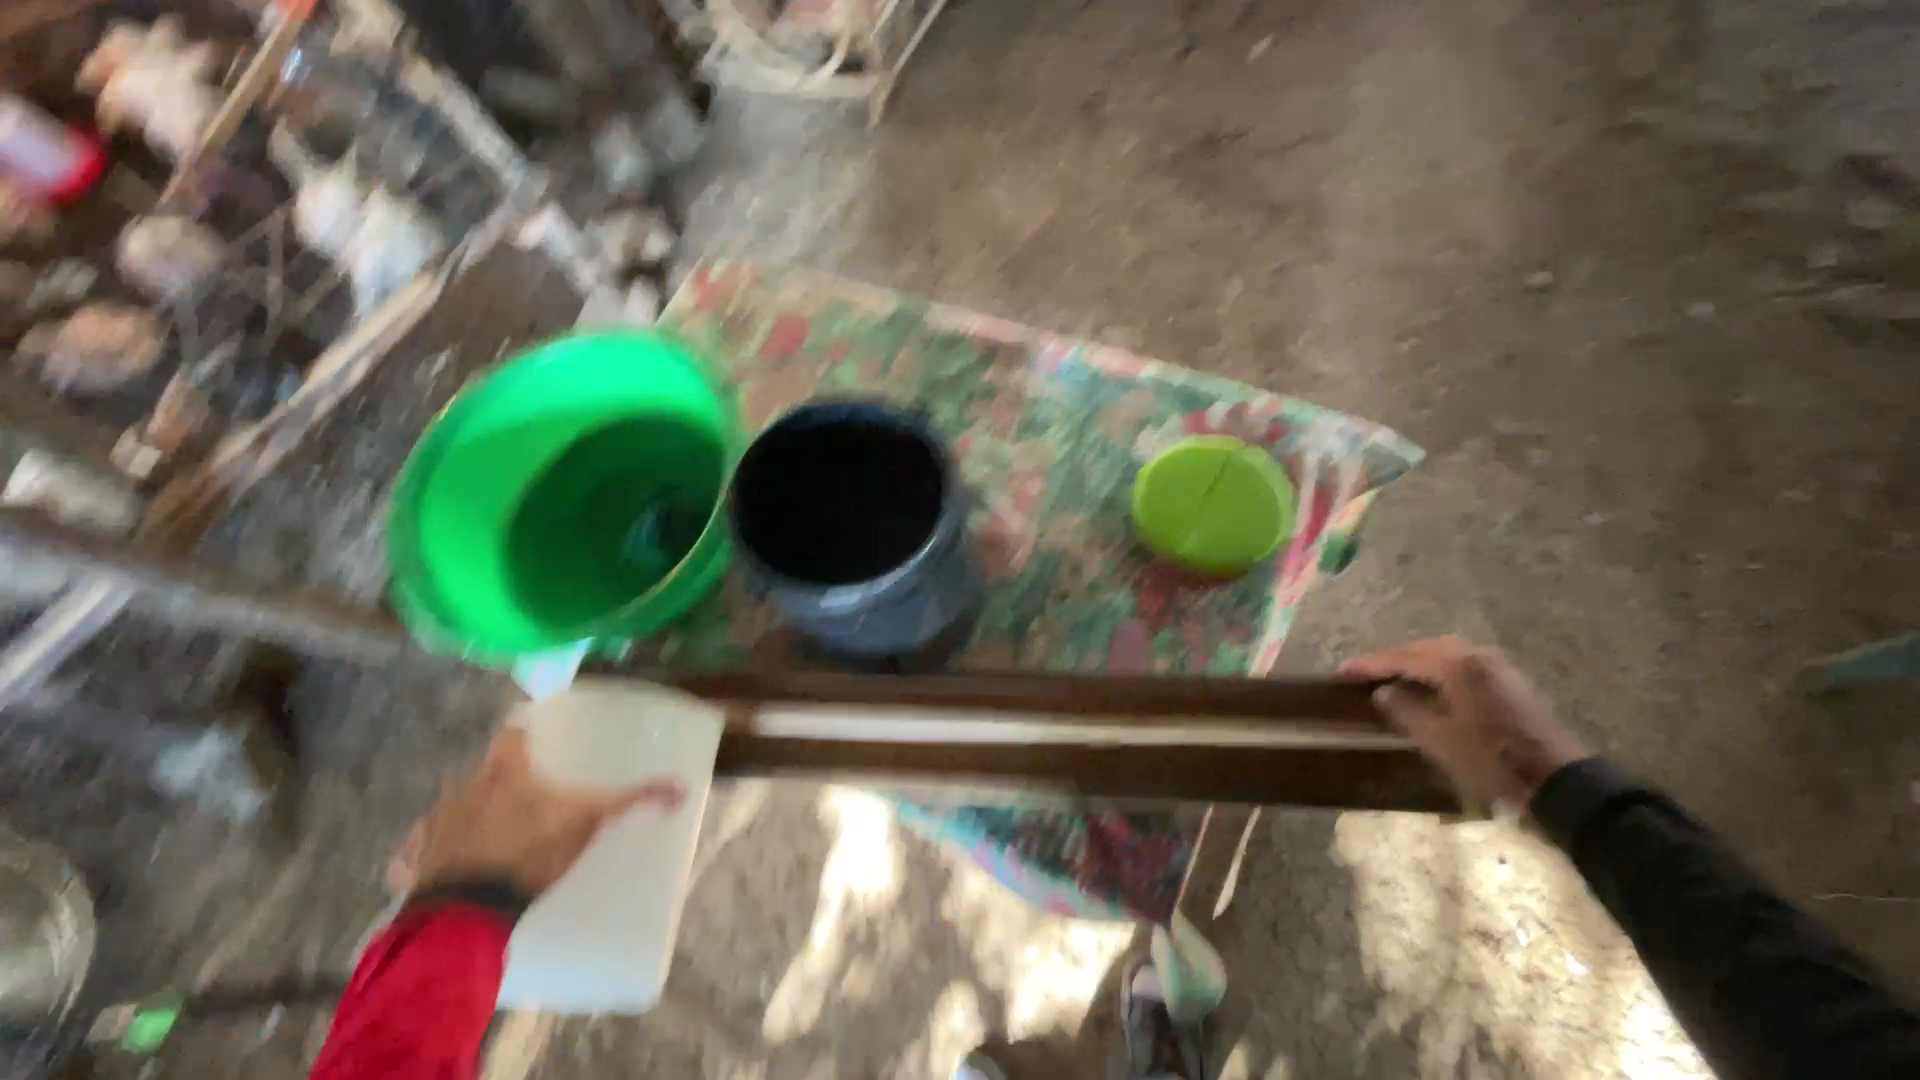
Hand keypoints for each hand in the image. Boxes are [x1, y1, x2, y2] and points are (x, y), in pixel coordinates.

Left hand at [395, 727, 684, 899]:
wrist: (466, 914)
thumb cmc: (530, 853)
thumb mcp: (589, 823)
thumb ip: (633, 802)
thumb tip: (682, 788)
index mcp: (505, 769)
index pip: (513, 730)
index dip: (526, 729)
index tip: (540, 735)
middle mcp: (463, 786)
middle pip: (484, 767)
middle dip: (502, 774)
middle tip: (529, 791)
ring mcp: (432, 823)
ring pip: (454, 805)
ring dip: (471, 811)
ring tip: (496, 831)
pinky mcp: (411, 860)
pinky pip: (421, 848)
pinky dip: (436, 852)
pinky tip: (451, 864)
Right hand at [1341, 636, 1589, 808]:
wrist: (1559, 781)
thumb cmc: (1491, 760)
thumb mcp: (1438, 739)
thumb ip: (1405, 709)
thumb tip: (1384, 691)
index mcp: (1456, 665)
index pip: (1402, 657)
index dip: (1370, 665)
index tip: (1343, 671)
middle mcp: (1476, 656)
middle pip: (1423, 649)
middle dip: (1392, 660)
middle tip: (1365, 673)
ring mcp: (1497, 666)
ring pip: (1445, 655)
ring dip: (1416, 663)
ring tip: (1391, 678)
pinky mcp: (1509, 681)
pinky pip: (1462, 665)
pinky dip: (1438, 670)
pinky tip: (1427, 686)